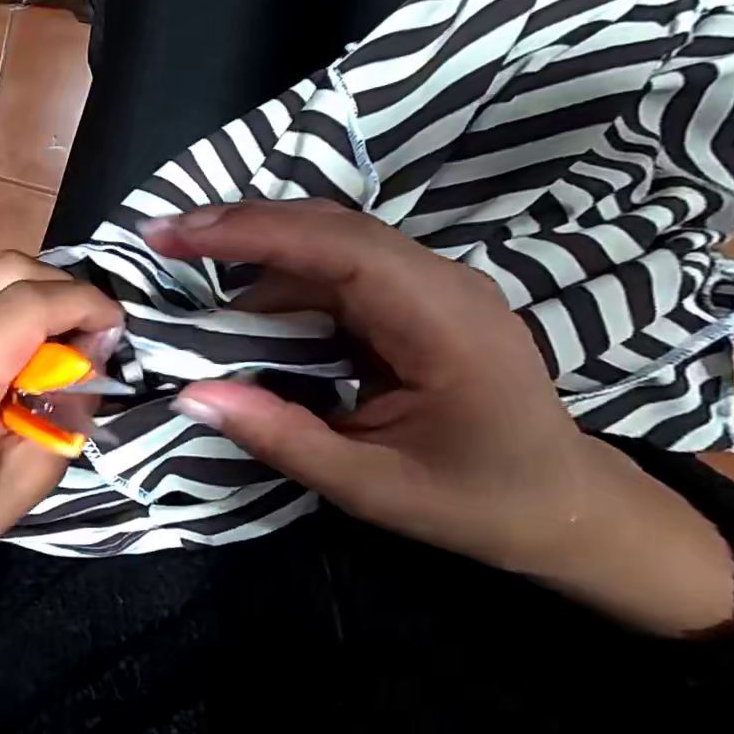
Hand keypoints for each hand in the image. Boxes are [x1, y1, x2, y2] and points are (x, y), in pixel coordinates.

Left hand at [0, 253, 122, 642]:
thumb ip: (72, 399)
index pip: (24, 306)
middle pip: (6, 270)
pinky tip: (29, 341)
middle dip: (64, 289)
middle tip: (92, 330)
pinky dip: (16, 301)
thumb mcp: (39, 470)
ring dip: (41, 293)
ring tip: (64, 336)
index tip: (116, 326)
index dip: (82, 303)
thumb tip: (96, 340)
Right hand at [143, 201, 733, 636]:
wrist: (567, 505)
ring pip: (331, 245)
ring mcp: (431, 285)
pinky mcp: (416, 299)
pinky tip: (249, 312)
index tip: (178, 233)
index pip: (339, 247)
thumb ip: (282, 437)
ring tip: (192, 272)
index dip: (254, 232)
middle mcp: (440, 282)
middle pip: (330, 228)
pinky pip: (341, 274)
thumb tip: (191, 396)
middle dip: (242, 228)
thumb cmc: (479, 502)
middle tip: (166, 237)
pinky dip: (286, 285)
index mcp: (443, 321)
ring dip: (260, 257)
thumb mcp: (371, 486)